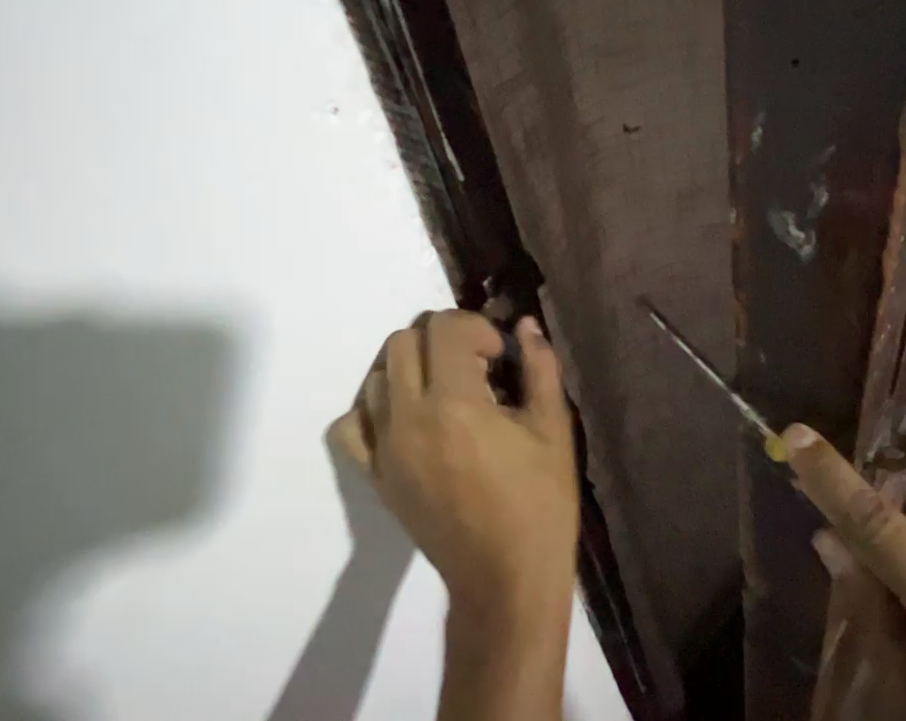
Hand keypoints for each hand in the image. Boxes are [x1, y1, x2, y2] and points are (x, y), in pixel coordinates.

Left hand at [330, 311, 578, 619]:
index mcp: (455, 403)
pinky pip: (351, 424)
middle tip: (475, 364)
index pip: (444, 328)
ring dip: (409, 366)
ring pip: (375, 375)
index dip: (477, 327)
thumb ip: (540, 367)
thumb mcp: (553, 429)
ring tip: (446, 388)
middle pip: (403, 341)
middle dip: (441, 339)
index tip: (501, 356)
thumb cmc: (539, 503)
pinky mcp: (375, 475)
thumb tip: (525, 325)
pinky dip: (373, 408)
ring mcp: (384, 448)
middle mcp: (409, 418)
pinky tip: (408, 416)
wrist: (504, 579)